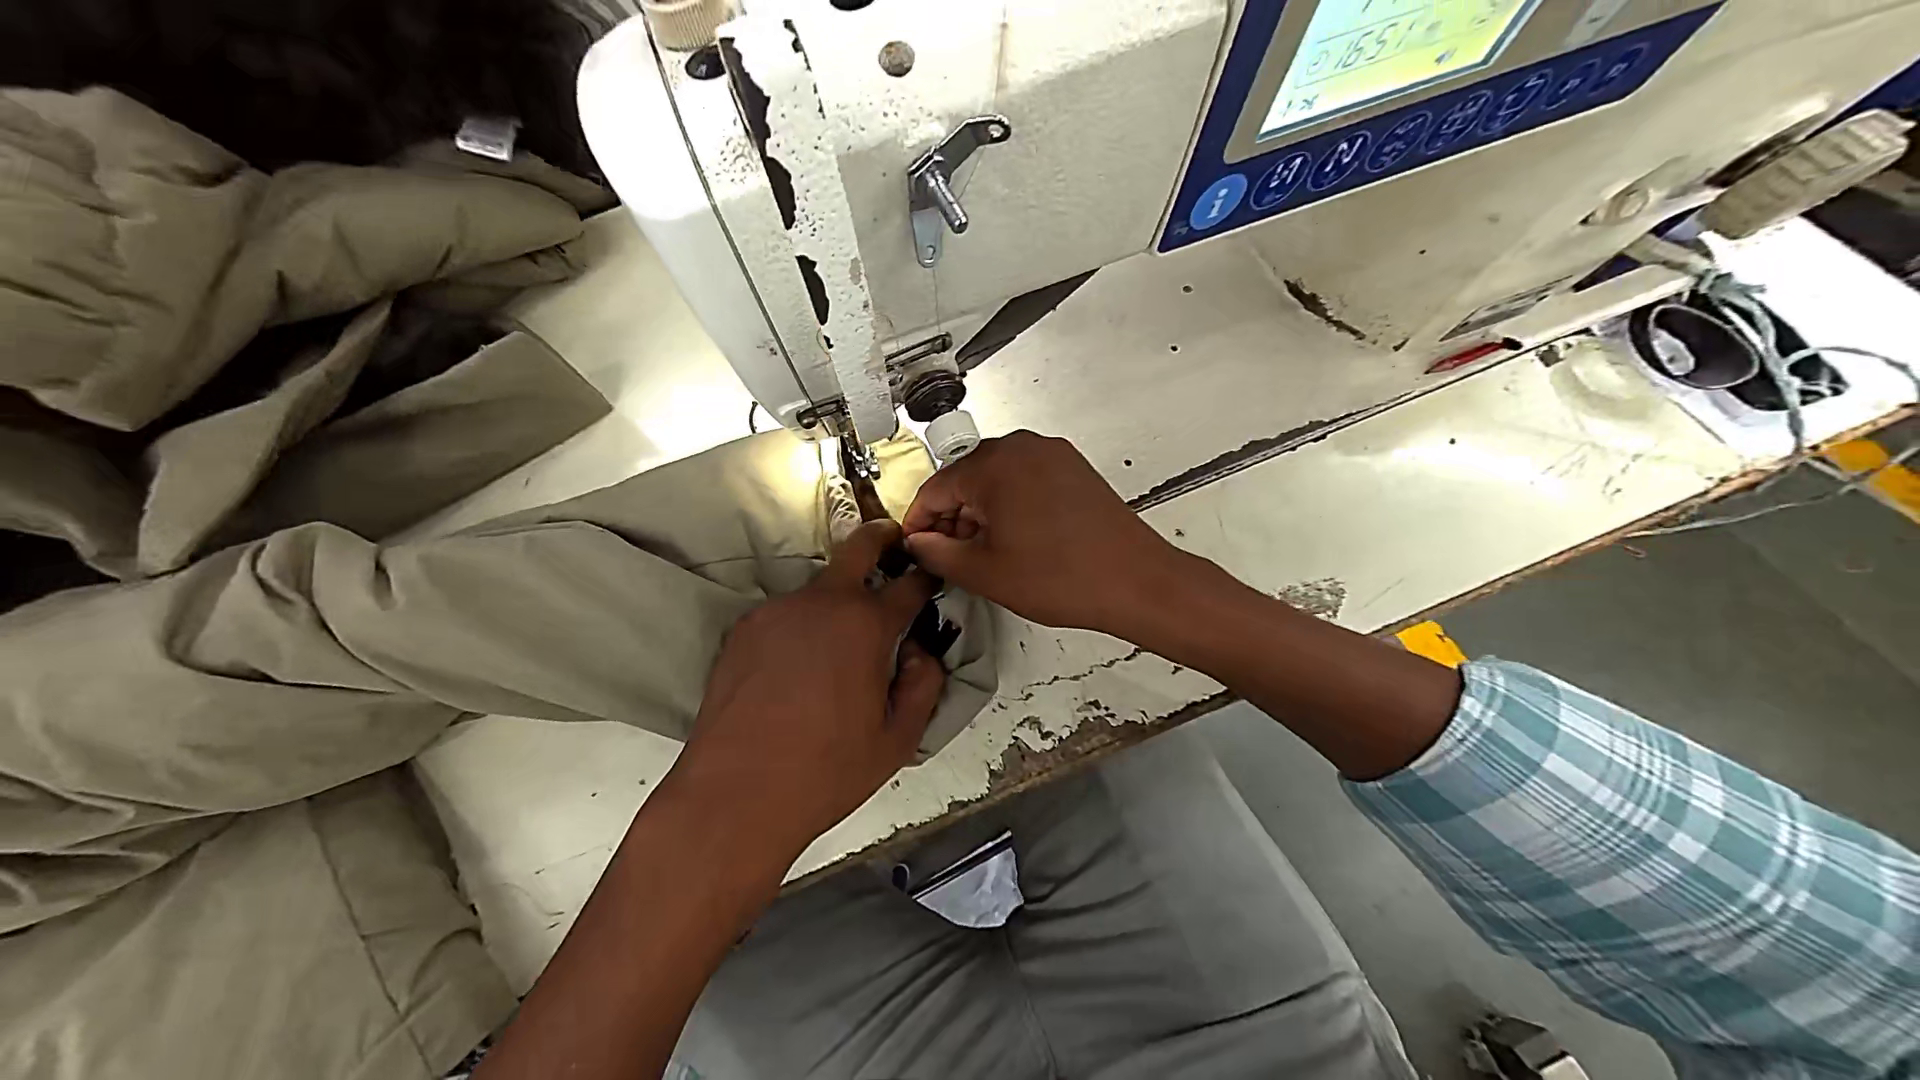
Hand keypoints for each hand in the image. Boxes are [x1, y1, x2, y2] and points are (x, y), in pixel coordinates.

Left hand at [663, 521, 945, 859]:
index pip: (909, 585)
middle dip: (882, 538)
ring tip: (835, 653)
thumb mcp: (898, 739)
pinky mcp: (744, 629)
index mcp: (866, 626)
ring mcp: (777, 612)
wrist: (734, 794)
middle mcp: (821, 604)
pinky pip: (786, 616)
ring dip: (836, 604)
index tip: (930, 577)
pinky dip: (801, 628)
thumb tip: (918, 651)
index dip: (926, 578)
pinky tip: (796, 671)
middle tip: (893, 542)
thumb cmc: (825, 771)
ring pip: (818, 590)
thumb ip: (924, 684)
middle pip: (857, 546)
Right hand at [901, 431, 1191, 636]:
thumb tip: (920, 543)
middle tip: (948, 555)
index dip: (919, 522)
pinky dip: (1010, 506)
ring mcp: (1052, 455)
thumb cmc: (1072, 575)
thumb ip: (936, 554)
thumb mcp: (984, 572)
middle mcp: (1023, 448)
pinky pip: (1025, 480)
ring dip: (980, 513)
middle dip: (951, 518)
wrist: (1135, 581)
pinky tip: (1015, 541)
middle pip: (965, 479)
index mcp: (994, 465)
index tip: (916, 543)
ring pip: (995, 479)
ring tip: (985, 554)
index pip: (935, 488)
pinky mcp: (1072, 469)